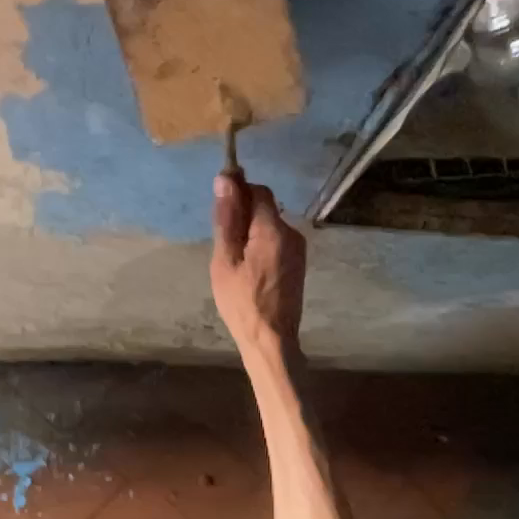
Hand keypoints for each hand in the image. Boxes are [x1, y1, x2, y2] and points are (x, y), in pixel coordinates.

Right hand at [211, 174, 305, 353]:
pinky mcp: (298, 265)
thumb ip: (227, 218)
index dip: (238, 191)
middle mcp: (292, 234)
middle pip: (265, 209)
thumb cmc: (242, 302)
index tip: (220, 208)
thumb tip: (225, 179)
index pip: (258, 191)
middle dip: (243, 216)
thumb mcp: (225, 260)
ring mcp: (298, 251)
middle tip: (224, 243)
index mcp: (273, 229)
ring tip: (235, 261)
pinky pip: (277, 244)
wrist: (271, 339)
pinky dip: (261, 247)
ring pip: (271, 227)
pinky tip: (250, 271)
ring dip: (252, 233)